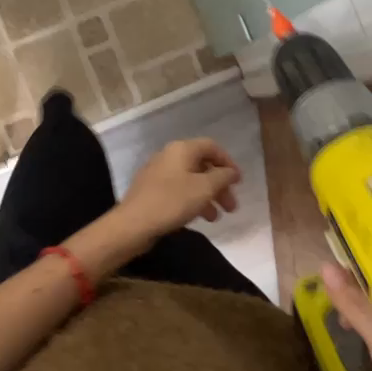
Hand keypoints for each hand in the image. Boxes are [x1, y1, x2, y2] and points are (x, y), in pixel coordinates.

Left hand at [115, 138, 241, 241]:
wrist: (133, 223)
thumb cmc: (172, 201)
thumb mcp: (204, 188)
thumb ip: (222, 177)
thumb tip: (231, 171)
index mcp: (181, 149)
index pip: (211, 147)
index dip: (228, 162)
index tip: (239, 182)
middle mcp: (169, 156)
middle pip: (202, 166)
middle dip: (219, 185)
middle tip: (232, 206)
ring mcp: (158, 174)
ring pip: (191, 181)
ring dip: (208, 197)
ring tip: (216, 217)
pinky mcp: (152, 191)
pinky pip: (179, 191)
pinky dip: (192, 201)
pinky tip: (198, 218)